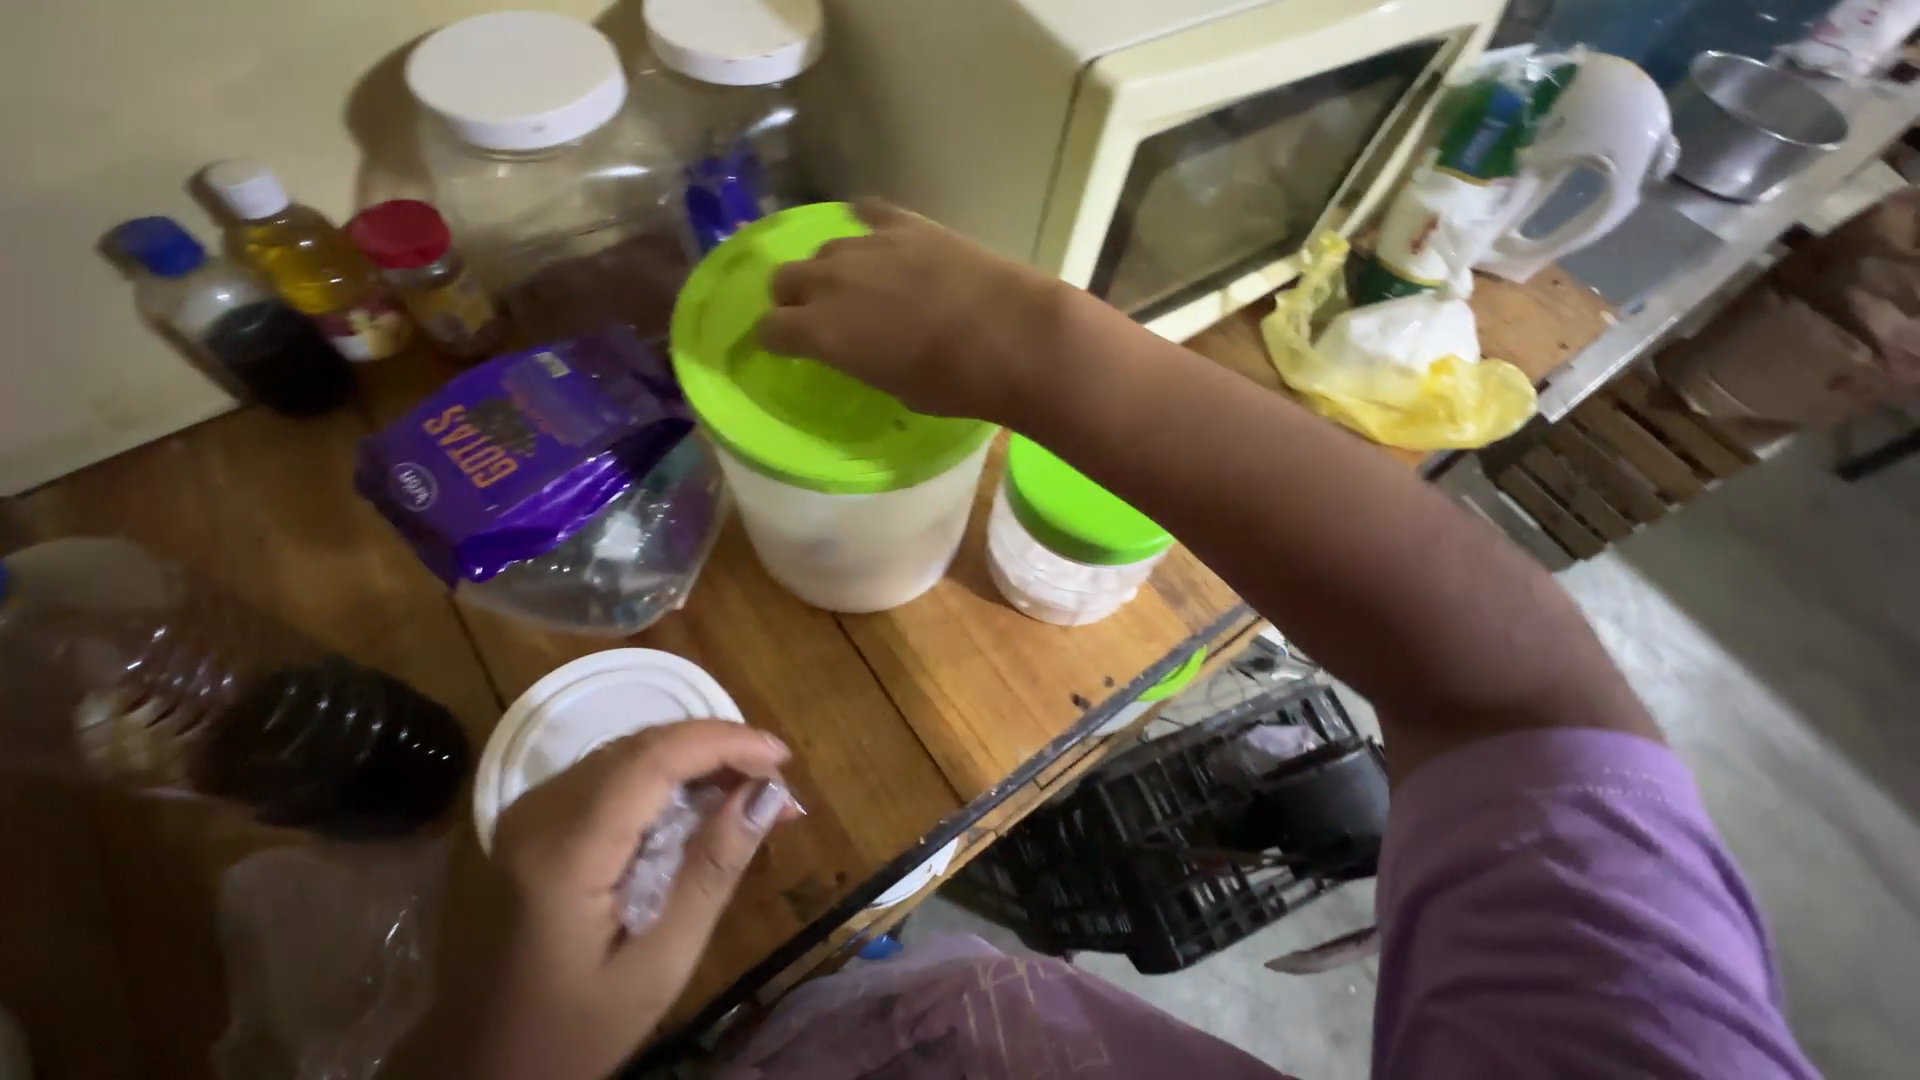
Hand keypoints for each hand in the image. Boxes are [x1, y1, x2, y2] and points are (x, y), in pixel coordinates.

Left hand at [476, 720, 796, 1079]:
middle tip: (778, 791)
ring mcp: (530, 811)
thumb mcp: (660, 964)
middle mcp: (539, 812)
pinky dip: (669, 778)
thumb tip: (767, 795)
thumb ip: (711, 871)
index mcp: (564, 853)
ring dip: (699, 762)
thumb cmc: (574, 1032)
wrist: (480, 1066)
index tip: (784, 759)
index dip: (726, 742)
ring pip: (633, 752)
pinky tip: (704, 805)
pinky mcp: (535, 819)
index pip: (654, 759)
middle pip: (645, 746)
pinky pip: (615, 774)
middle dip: (721, 752)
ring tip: (754, 797)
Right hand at [757, 198, 1083, 425]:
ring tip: (854, 283)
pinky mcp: (907, 223)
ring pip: (825, 249)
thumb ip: (862, 360)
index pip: (771, 330)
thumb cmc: (953, 383)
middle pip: (785, 279)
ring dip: (830, 268)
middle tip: (815, 315)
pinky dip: (866, 224)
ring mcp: (868, 245)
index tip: (786, 347)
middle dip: (793, 298)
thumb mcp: (894, 388)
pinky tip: (875, 234)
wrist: (1010, 336)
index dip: (776, 340)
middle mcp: (831, 282)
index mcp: (821, 332)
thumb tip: (862, 347)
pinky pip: (870, 212)